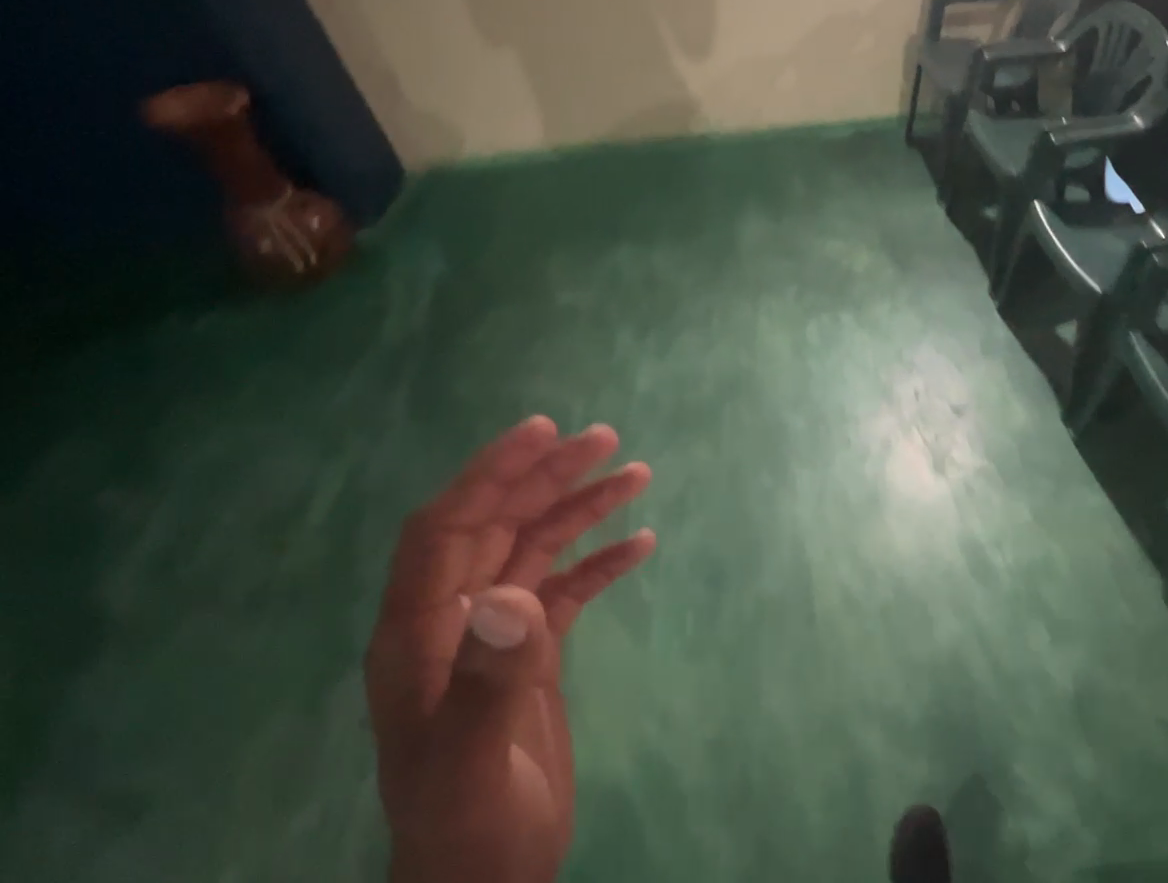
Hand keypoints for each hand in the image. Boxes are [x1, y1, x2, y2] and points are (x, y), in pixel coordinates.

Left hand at [365, 418, 655, 882]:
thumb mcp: (471, 759)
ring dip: (581, 508)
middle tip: (605, 438)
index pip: (448, 529)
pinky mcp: (534, 655)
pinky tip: (642, 542)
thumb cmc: (467, 823)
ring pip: (536, 549)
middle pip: (498, 525)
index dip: (490, 474)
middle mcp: (454, 619)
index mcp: (420, 632)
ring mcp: (497, 635)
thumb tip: (510, 595)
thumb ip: (486, 677)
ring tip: (636, 472)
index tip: (543, 432)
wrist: (488, 876)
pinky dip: (602, 562)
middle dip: (547, 477)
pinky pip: (568, 589)